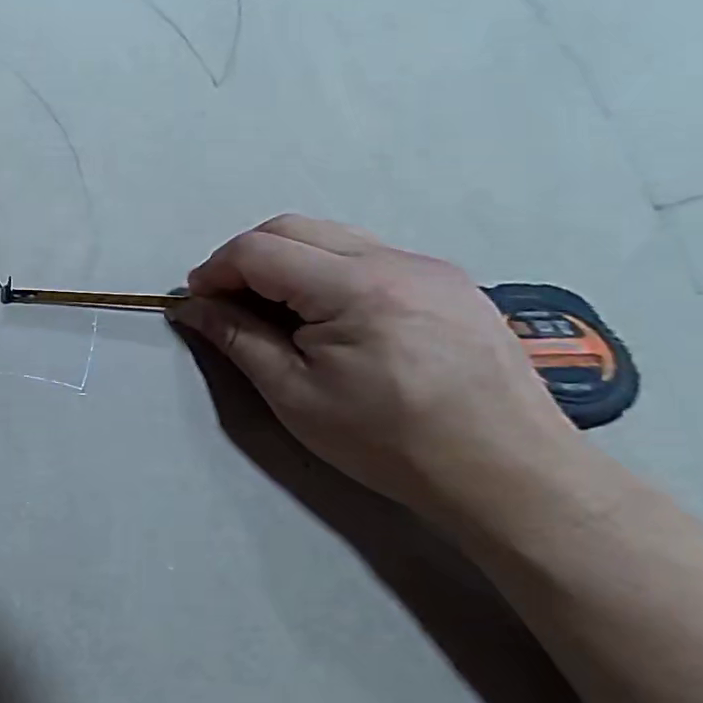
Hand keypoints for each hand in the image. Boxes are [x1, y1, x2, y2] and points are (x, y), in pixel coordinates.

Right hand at [171, 215, 582, 517]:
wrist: (510, 474)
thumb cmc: (390, 442)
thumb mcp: (295, 395)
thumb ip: (239, 339)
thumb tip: (193, 307)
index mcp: (356, 288)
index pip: (260, 250)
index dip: (215, 270)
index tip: (197, 302)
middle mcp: (395, 261)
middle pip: (292, 229)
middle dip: (245, 258)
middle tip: (227, 303)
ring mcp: (429, 267)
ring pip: (331, 236)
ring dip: (286, 261)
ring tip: (273, 309)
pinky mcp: (448, 282)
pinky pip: (367, 254)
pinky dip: (326, 270)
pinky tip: (325, 315)